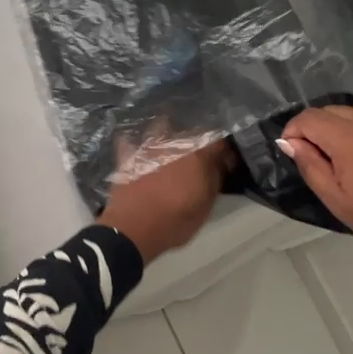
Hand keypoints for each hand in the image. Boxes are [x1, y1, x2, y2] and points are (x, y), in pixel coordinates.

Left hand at [96, 136, 233, 264]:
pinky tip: (137, 146)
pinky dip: (135, 141)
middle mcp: (174, 143)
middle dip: (197, 137)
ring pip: (160, 125)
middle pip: (190, 130)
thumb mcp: (205, 207)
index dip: (224, 149)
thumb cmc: (175, 221)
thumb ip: (215, 180)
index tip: (226, 159)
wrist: (133, 228)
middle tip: (197, 152)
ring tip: (168, 143)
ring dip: (167, 130)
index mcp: (197, 155)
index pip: (219, 141)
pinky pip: (129, 139)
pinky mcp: (127, 155)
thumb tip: (222, 163)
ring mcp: (148, 147)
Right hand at [280, 105, 352, 308]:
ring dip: (342, 129)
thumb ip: (310, 165)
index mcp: (349, 137)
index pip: (309, 117)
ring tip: (347, 161)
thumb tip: (289, 142)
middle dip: (316, 129)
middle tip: (319, 161)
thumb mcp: (337, 200)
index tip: (294, 153)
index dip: (294, 131)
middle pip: (332, 111)